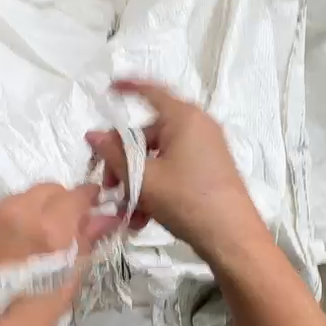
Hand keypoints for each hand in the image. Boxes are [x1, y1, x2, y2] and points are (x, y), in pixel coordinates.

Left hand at [0, 183, 122, 325]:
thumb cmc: (28, 319)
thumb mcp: (67, 282)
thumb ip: (87, 242)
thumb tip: (107, 218)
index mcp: (47, 228)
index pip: (77, 195)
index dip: (91, 200)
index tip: (97, 209)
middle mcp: (17, 211)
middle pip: (49, 189)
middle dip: (64, 203)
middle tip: (69, 229)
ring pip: (24, 196)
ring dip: (38, 209)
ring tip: (39, 239)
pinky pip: (2, 209)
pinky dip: (15, 217)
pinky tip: (15, 244)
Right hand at [87, 79, 267, 265]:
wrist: (232, 238)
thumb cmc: (186, 200)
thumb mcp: (143, 179)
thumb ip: (114, 154)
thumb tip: (93, 134)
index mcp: (184, 117)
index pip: (151, 91)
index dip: (127, 87)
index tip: (107, 88)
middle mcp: (197, 126)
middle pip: (148, 134)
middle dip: (124, 160)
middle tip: (109, 186)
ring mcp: (206, 148)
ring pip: (158, 157)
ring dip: (137, 181)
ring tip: (126, 210)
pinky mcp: (209, 169)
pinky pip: (173, 169)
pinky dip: (156, 187)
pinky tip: (142, 217)